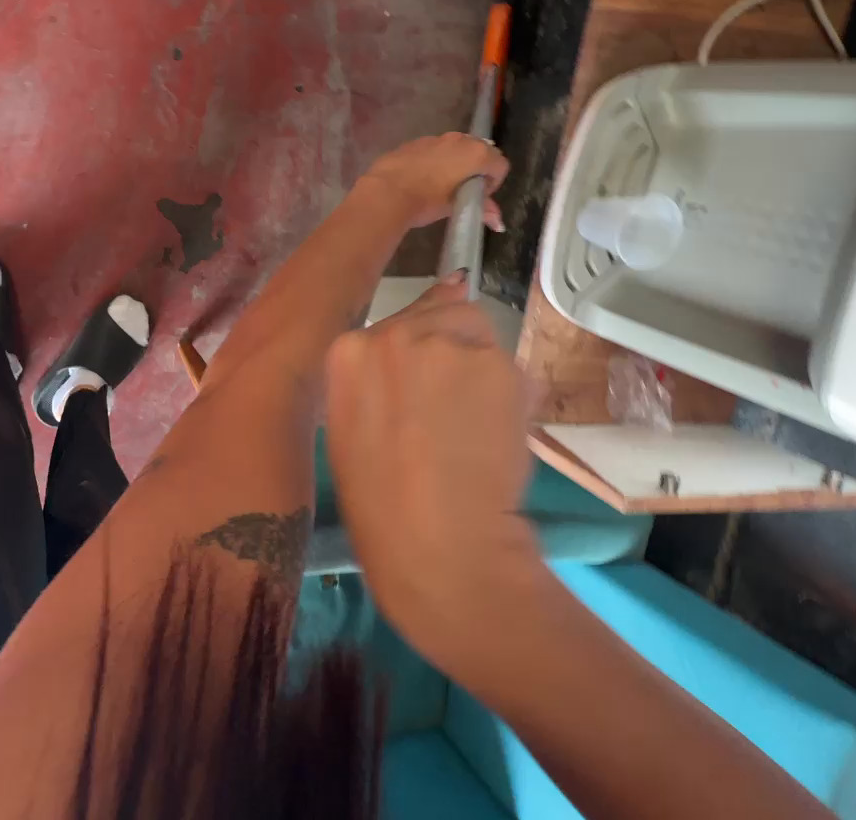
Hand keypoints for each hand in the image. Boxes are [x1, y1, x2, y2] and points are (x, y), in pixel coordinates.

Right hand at [324, 277, 538, 670]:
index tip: (421, 401)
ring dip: (480, 372)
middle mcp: (393, 334)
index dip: (414, 364)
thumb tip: (432, 307)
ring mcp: (446, 346)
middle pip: (439, 317)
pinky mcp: (498, 366)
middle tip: (452, 418)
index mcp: (346, 352)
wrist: (436, 549)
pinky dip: (509, 398)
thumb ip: (378, 375)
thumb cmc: (381, 506)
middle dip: (450, 356)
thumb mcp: (354, 428)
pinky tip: (496, 440)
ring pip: (478, 338)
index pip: (393, 328)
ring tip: (474, 430)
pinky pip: (510, 369)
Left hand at [359, 132, 509, 228]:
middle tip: (462, 190)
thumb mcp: (455, 206)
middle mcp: (459, 140)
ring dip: (454, 162)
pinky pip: (432, 149)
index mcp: (477, 153)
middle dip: (476, 169)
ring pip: (454, 148)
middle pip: (479, 151)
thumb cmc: (427, 201)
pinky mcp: (414, 141)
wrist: (386, 192)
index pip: (500, 165)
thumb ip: (482, 209)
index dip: (492, 182)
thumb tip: (498, 223)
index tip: (478, 196)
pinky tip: (420, 177)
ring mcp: (435, 138)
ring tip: (440, 184)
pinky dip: (433, 160)